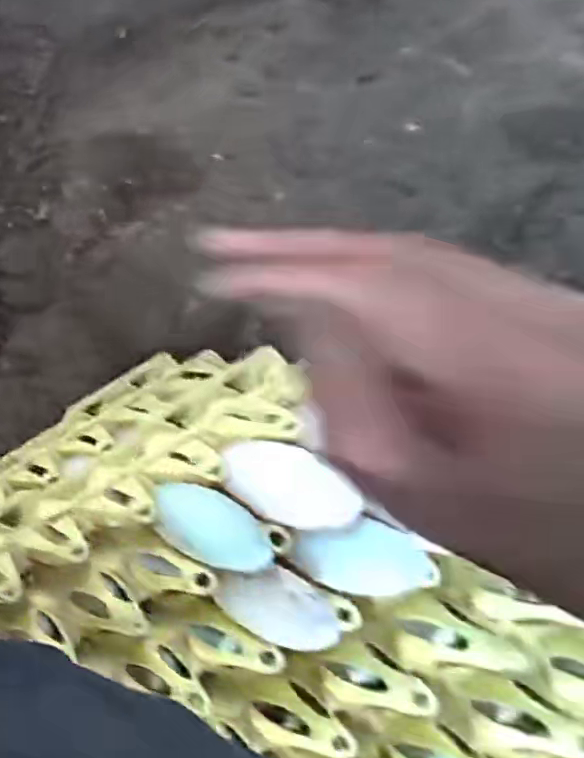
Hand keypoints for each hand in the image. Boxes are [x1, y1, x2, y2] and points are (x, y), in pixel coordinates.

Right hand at [199, 229, 583, 598]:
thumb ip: (339, 388)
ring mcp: (559, 309)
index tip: (209, 281)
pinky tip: (321, 268)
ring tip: (249, 249)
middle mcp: (541, 317)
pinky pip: (448, 267)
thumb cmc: (478, 514)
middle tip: (213, 243)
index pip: (371, 287)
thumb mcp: (390, 470)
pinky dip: (372, 263)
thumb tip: (297, 314)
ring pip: (425, 254)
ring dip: (329, 249)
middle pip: (401, 255)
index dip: (284, 273)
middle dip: (298, 245)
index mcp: (500, 364)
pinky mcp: (556, 311)